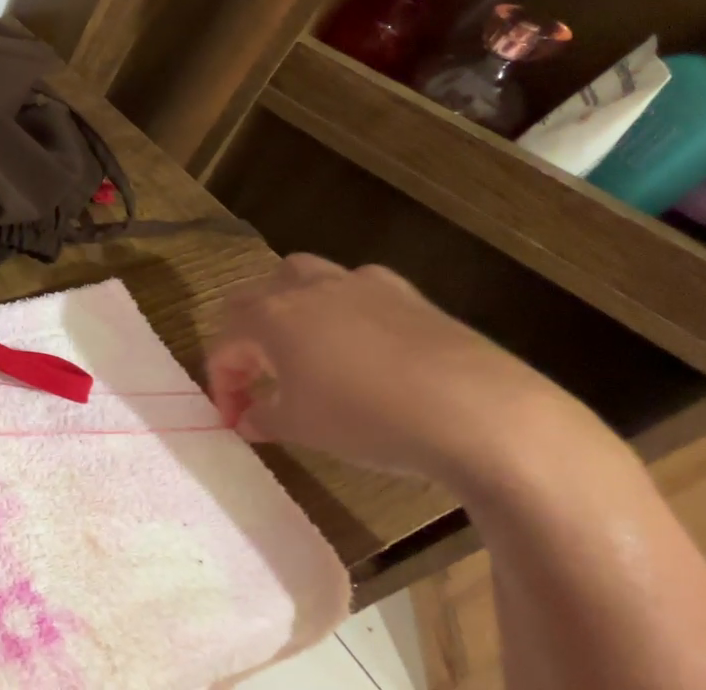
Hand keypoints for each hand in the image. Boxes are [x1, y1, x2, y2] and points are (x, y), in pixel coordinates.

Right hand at [205, 254, 589, 485]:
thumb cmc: (369, 419)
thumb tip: (248, 418)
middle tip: (259, 380)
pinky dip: (347, 309)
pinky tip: (365, 344)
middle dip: (247, 338)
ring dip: (291, 306)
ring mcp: (359, 285)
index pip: (225, 345)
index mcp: (268, 317)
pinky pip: (359, 290)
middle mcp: (305, 289)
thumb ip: (265, 417)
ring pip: (304, 277)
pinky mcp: (409, 295)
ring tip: (304, 346)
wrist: (482, 414)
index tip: (233, 418)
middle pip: (254, 299)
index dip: (222, 382)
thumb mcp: (303, 429)